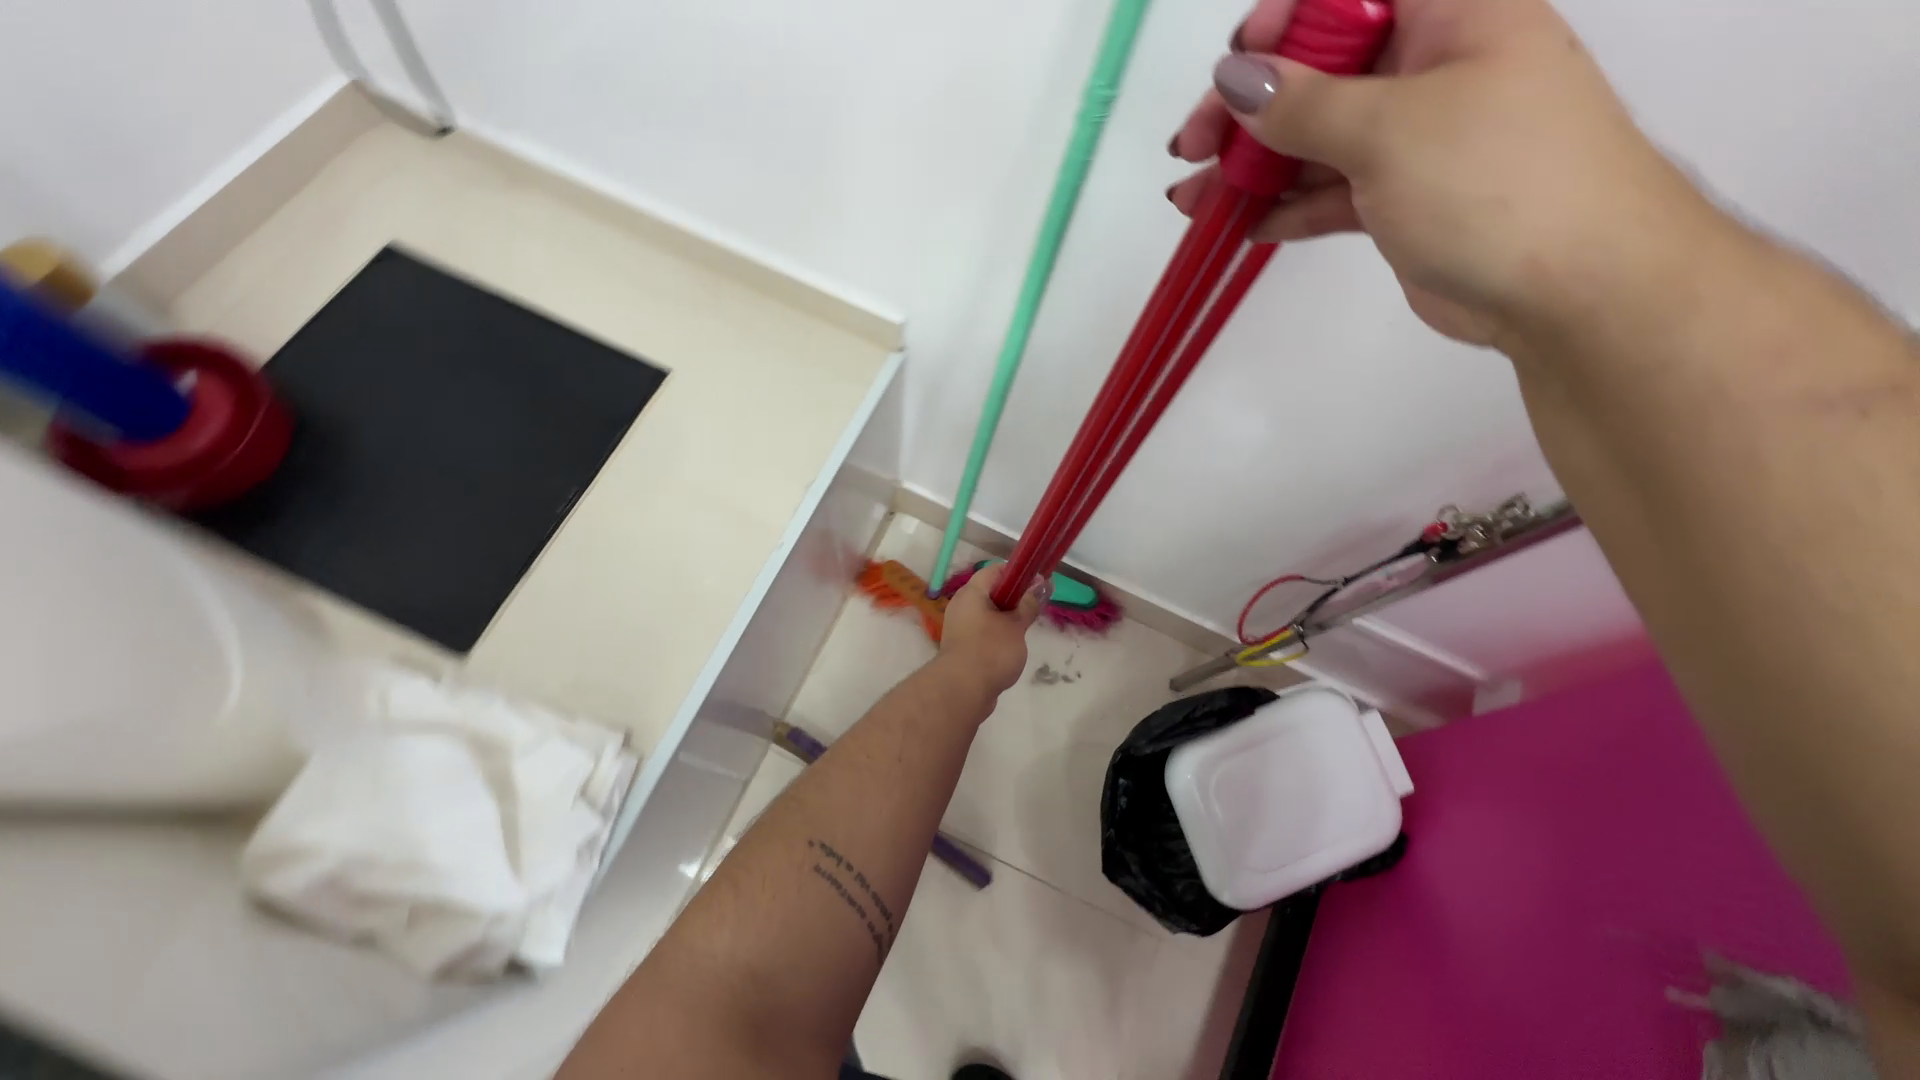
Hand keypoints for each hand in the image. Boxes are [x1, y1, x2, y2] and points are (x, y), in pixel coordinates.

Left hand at [938, 564, 1045, 695]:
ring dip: (1007, 620)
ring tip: (1026, 631)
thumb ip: (1029, 604)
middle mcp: (962, 606)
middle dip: (1015, 599)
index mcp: (971, 593)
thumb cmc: (991, 650)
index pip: (995, 571)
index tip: (1038, 584)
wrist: (962, 691)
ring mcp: (960, 628)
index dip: (1018, 573)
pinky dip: (998, 636)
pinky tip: (1011, 650)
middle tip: (1035, 608)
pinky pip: (983, 633)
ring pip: (988, 615)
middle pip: (991, 593)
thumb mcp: (1016, 625)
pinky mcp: (963, 648)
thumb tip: (1040, 584)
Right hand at [1169, 0, 1715, 351]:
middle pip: (1319, 70)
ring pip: (1316, 138)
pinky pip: (1330, 191)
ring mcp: (1415, 138)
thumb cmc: (1495, 180)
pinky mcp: (1402, 199)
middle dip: (1248, 108)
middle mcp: (1430, 67)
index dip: (1287, 18)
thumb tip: (1236, 77)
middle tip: (1190, 148)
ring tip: (1191, 199)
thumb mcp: (1391, 129)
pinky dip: (1287, 207)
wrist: (1575, 288)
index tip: (1237, 61)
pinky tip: (1242, 224)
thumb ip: (1304, 103)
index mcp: (1449, 15)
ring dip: (1252, 167)